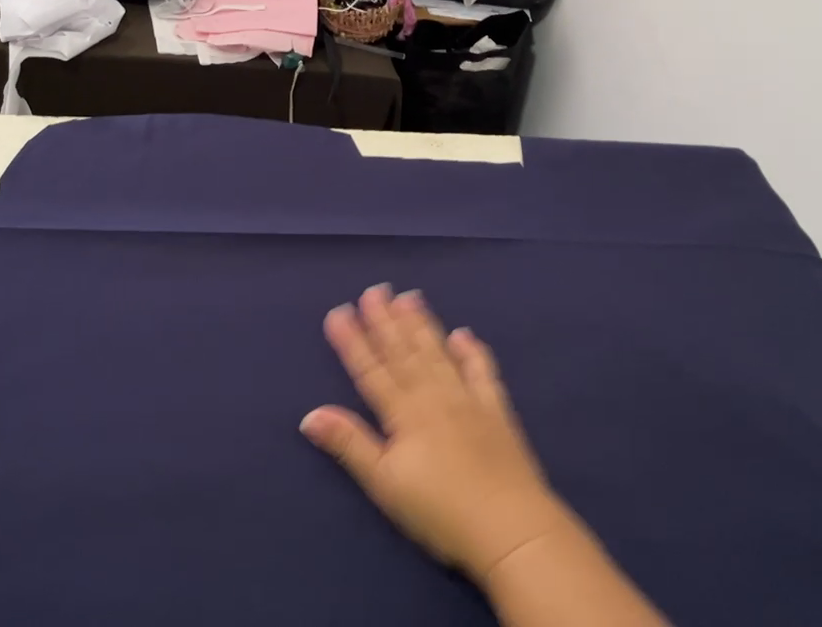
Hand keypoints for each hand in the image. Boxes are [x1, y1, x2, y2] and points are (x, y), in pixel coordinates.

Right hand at [301, 285, 579, 583]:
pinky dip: (472, 352)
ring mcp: (468, 401)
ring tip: (409, 297)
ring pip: (438, 354)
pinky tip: (464, 334)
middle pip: (404, 353)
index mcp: (404, 413)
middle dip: (385, 321)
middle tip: (374, 290)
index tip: (339, 312)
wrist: (512, 530)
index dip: (353, 341)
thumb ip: (349, 444)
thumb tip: (309, 414)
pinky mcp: (497, 414)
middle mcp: (434, 397)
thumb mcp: (384, 484)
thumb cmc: (441, 511)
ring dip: (421, 325)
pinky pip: (482, 373)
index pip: (371, 370)